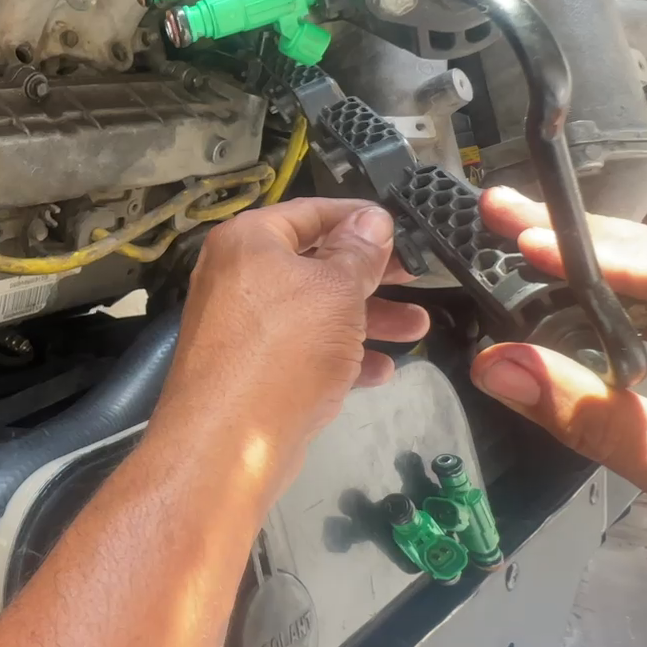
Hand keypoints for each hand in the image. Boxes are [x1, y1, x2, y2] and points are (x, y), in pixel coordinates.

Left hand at [154, 199, 428, 491]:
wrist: (229, 434)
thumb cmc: (286, 344)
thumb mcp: (336, 289)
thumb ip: (358, 252)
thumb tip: (371, 218)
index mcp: (247, 240)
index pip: (308, 212)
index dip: (357, 216)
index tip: (400, 226)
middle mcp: (237, 273)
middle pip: (312, 262)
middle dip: (369, 273)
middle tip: (417, 277)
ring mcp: (241, 321)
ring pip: (313, 308)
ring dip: (366, 316)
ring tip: (417, 326)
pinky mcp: (250, 363)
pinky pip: (301, 347)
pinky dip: (339, 354)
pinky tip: (382, 370)